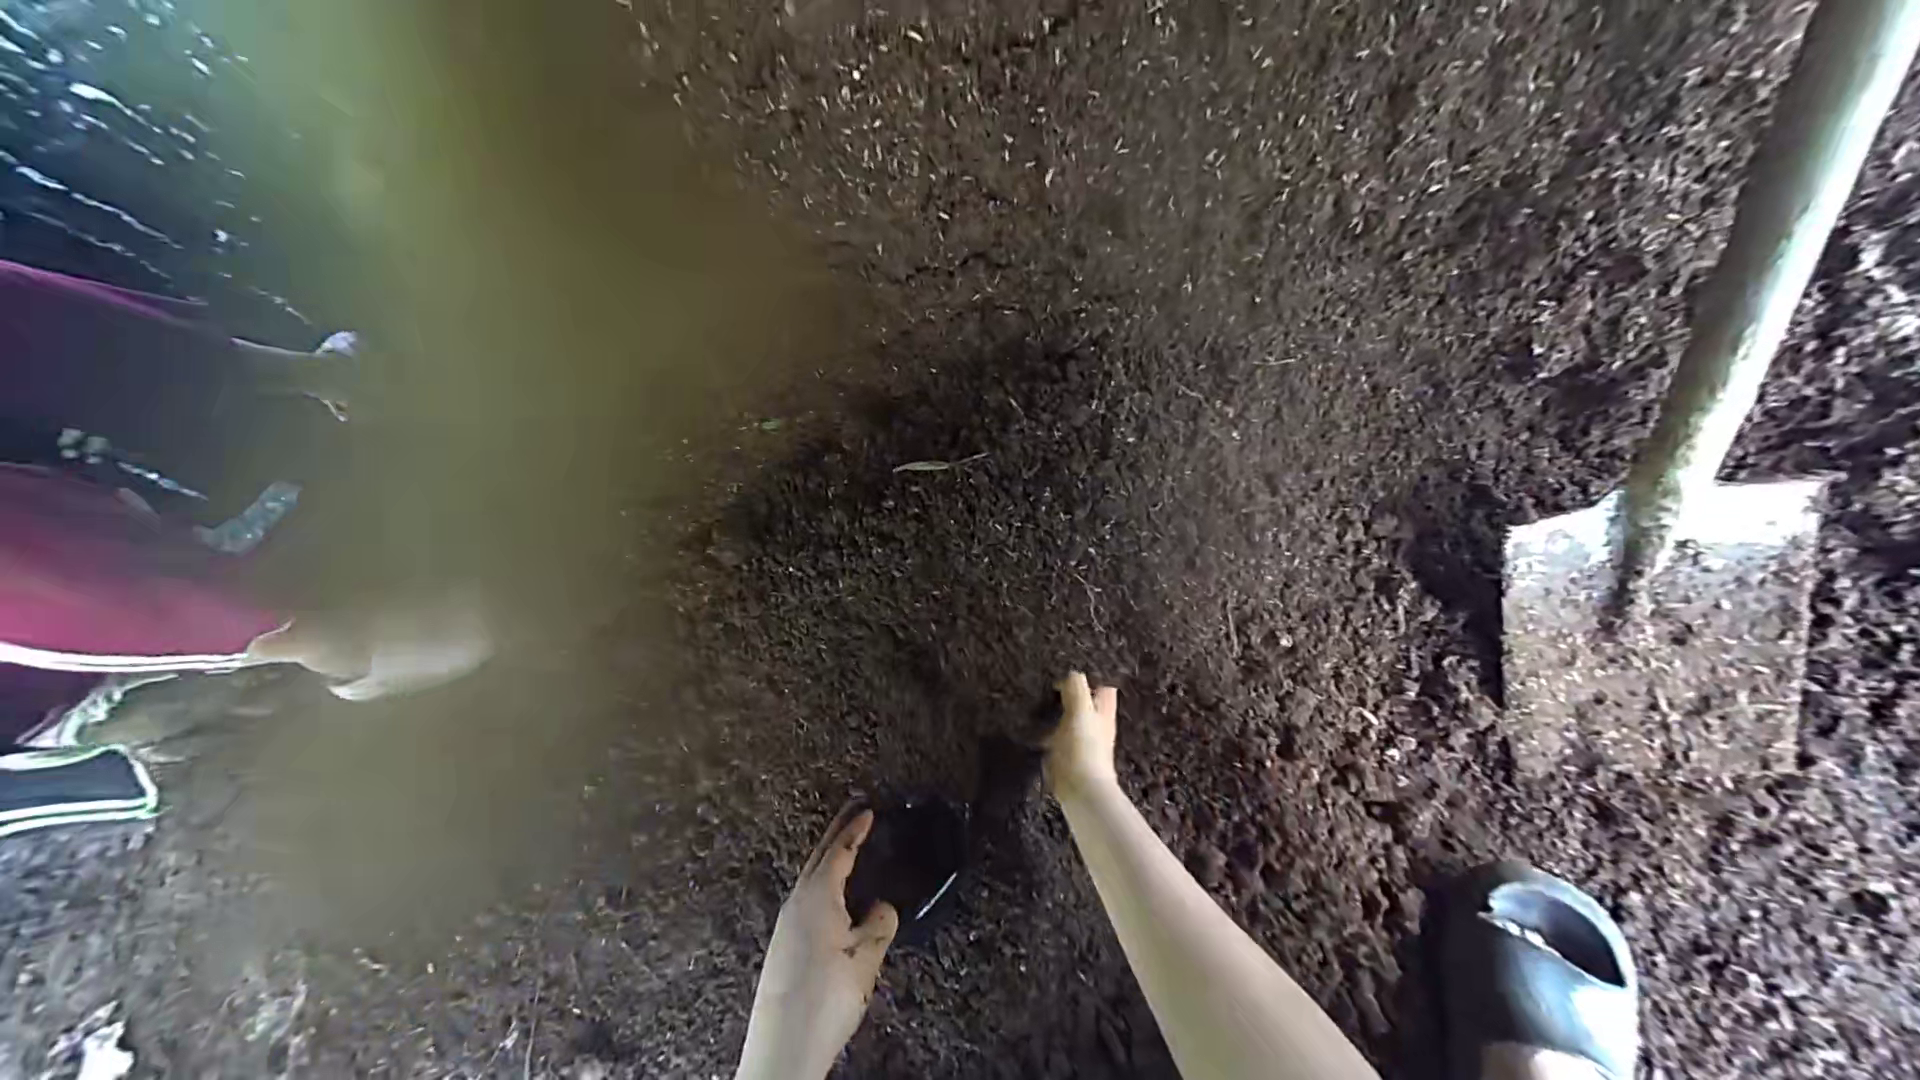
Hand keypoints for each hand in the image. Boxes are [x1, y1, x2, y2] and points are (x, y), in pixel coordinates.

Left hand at [736, 801, 899, 1079]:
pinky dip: (823, 878)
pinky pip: (807, 894)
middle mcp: (797, 901)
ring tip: (845, 844)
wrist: (780, 1051)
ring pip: (811, 875)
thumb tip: (882, 905)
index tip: (869, 810)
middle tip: (853, 810)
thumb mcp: (866, 957)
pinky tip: (832, 893)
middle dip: (837, 831)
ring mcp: (786, 923)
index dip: (856, 829)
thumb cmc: (827, 997)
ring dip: (829, 855)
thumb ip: (881, 922)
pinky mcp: (784, 944)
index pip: (840, 851)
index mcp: (818, 895)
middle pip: (820, 856)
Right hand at [1045, 672, 1119, 800]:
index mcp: (1103, 710)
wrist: (1080, 791)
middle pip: (1084, 697)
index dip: (1092, 671)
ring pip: (1067, 714)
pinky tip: (1029, 720)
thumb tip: (1070, 672)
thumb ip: (1076, 688)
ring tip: (1034, 692)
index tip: (1071, 663)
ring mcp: (1079, 738)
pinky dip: (1043, 725)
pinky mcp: (1064, 752)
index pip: (1103, 683)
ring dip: (1054, 705)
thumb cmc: (1084, 749)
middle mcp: (1094, 722)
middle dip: (1069, 687)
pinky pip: (1053, 732)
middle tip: (1049, 675)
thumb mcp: (1081, 711)